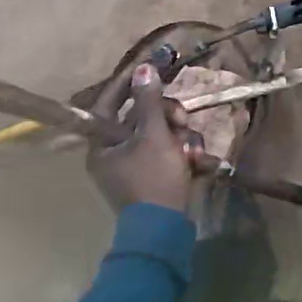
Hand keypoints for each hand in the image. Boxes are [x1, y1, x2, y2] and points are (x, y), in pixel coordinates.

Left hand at [86, 63, 194, 211]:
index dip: (129, 83)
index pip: (110, 102)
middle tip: (182, 119)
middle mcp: (114, 153)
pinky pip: (168, 153)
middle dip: (167, 116)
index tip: (147, 67)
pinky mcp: (153, 178)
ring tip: (192, 150)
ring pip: (160, 133)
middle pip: (141, 117)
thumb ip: (149, 101)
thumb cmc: (153, 179)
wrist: (166, 234)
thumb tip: (142, 68)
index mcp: (103, 143)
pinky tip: (197, 161)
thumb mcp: (154, 135)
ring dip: (180, 136)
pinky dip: (182, 154)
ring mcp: (134, 167)